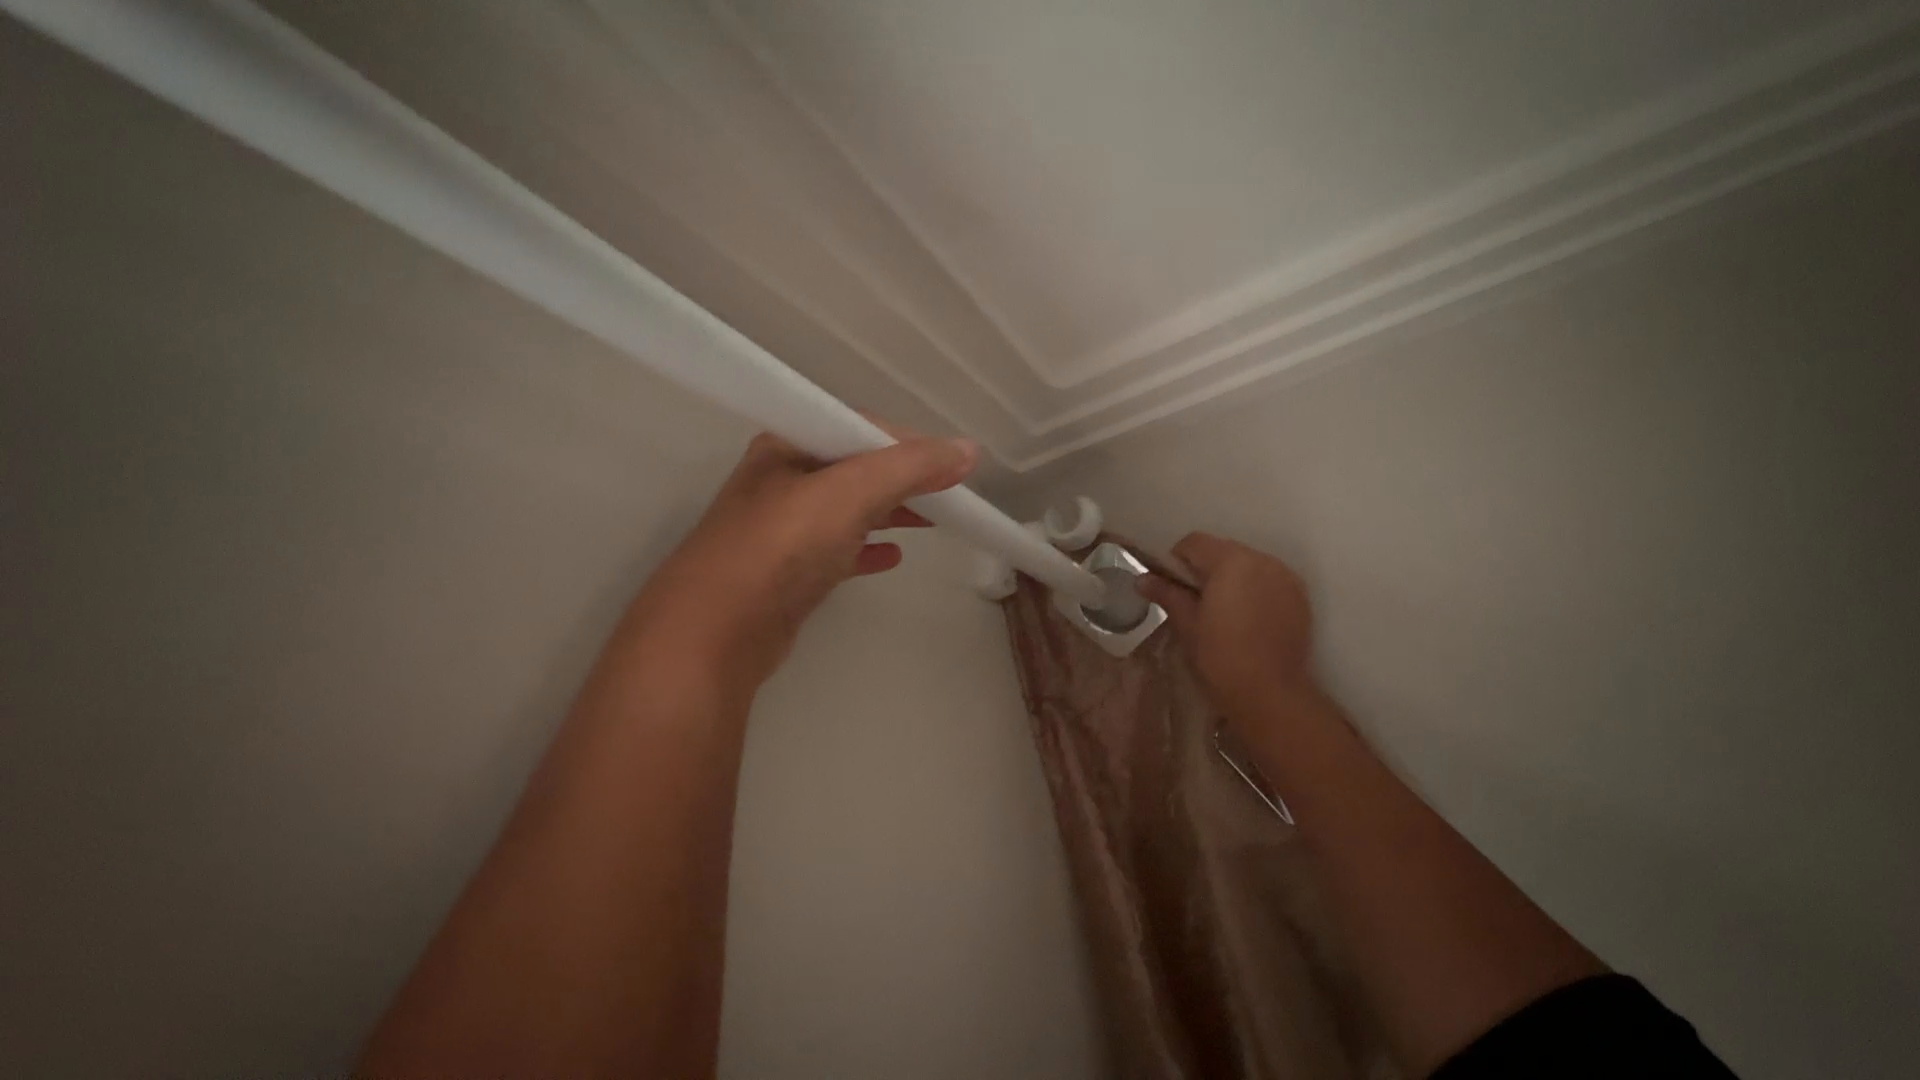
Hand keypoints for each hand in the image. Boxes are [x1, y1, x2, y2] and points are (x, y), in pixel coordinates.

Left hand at [621, 426, 978, 685]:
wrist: (717, 630)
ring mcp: (780, 530)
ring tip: (933, 522)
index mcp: (787, 445)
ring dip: (890, 511)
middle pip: (855, 468)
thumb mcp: (851, 491)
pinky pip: (836, 550)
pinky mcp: (785, 574)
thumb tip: (967, 450)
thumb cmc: (782, 545)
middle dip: (904, 478)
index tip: (951, 464)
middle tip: (949, 494)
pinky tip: (893, 557)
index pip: (858, 427)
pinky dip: (867, 548)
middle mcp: (781, 480)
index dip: (908, 442)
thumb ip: (910, 467)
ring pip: (847, 511)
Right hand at [1138, 532, 1316, 712]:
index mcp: (1230, 561)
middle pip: (1224, 550)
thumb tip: (1142, 579)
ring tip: (1225, 613)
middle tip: (1196, 603)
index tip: (1173, 588)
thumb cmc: (1220, 657)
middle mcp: (1261, 560)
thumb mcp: (1187, 624)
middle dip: (1207, 569)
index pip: (1194, 542)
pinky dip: (1256, 590)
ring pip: (1249, 565)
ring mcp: (1285, 577)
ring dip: (1233, 579)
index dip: (1177, 561)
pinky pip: (1270, 581)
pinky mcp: (1300, 597)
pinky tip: (1249, 620)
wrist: (1270, 693)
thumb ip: (1166, 594)